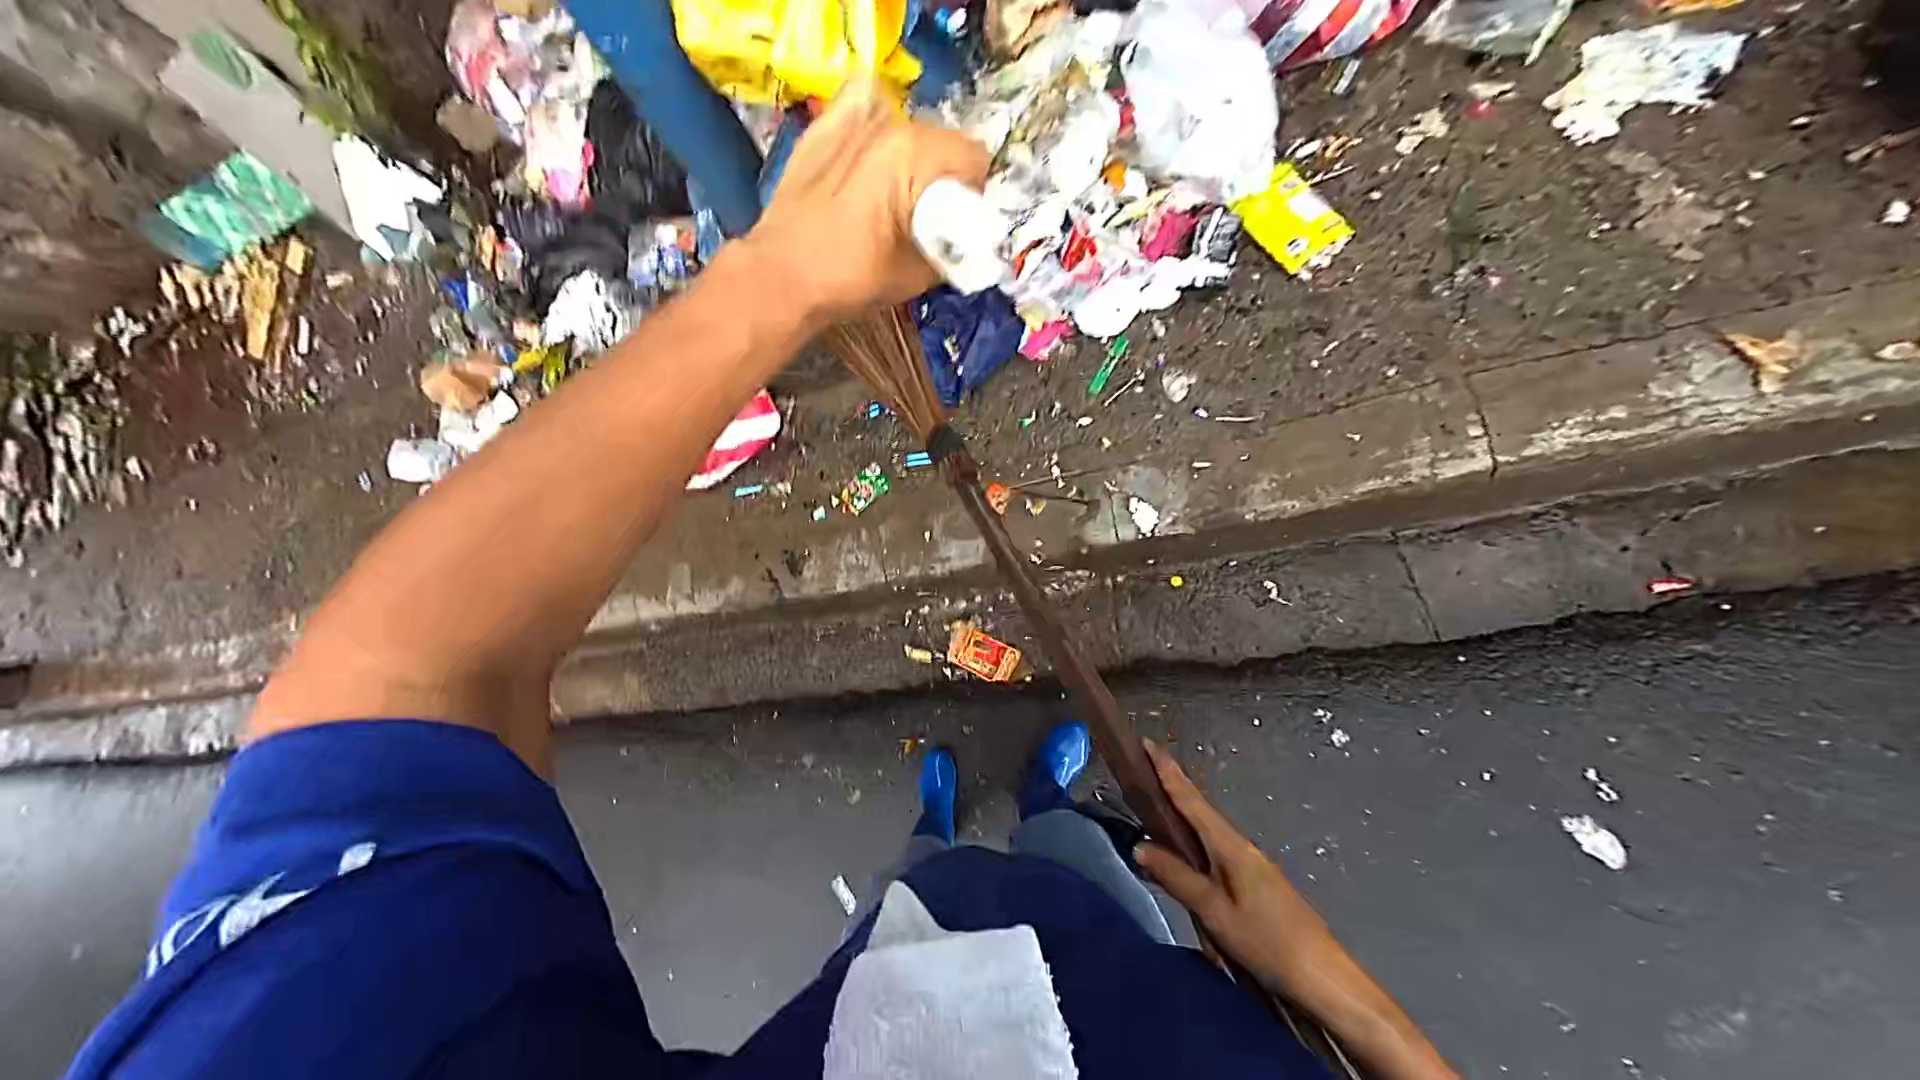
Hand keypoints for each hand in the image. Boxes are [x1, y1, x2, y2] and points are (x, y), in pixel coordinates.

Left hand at [739, 78, 989, 323]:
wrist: (781, 275)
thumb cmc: (851, 277)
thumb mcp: (918, 273)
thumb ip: (954, 249)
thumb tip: (970, 244)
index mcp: (914, 153)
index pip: (974, 160)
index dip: (976, 197)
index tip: (963, 227)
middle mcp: (887, 123)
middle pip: (942, 142)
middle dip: (945, 179)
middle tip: (932, 221)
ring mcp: (852, 119)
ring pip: (907, 133)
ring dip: (913, 163)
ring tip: (896, 204)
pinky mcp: (824, 128)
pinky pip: (868, 121)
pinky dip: (878, 142)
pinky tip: (870, 175)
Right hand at [1134, 739, 1337, 999]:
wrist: (1326, 980)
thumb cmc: (1268, 942)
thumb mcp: (1214, 912)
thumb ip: (1176, 877)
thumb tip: (1140, 844)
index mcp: (1229, 845)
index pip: (1190, 798)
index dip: (1167, 771)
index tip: (1147, 743)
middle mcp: (1241, 846)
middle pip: (1198, 809)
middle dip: (1171, 788)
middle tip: (1141, 772)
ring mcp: (1251, 865)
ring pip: (1207, 832)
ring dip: (1182, 817)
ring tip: (1153, 810)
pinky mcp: (1256, 884)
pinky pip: (1216, 852)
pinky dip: (1194, 843)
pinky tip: (1184, 857)